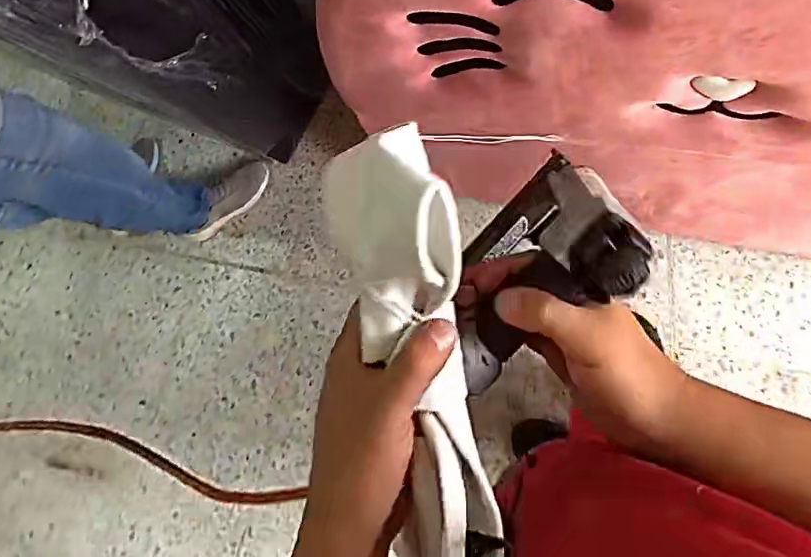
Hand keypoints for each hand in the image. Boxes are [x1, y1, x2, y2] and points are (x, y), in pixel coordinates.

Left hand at [295, 308, 454, 556]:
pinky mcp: (390, 420)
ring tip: (462, 341)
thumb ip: (416, 361)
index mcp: (348, 354)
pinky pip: (414, 390)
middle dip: (424, 324)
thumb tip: (442, 322)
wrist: (353, 528)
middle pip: (394, 332)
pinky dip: (432, 385)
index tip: (438, 282)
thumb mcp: (390, 404)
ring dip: (430, 357)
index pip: (374, 305)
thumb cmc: (359, 464)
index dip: (403, 290)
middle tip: (459, 310)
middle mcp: (359, 368)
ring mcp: (374, 395)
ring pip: (406, 362)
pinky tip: (453, 382)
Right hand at [460, 255, 691, 461]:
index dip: (498, 268)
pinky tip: (486, 336)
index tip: (469, 278)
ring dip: (493, 309)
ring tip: (464, 313)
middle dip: (489, 286)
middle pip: (521, 285)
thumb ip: (544, 311)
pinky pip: (523, 336)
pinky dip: (502, 334)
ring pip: (519, 310)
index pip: (530, 265)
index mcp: (577, 286)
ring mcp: (561, 330)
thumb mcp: (585, 335)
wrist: (656, 425)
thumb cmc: (630, 373)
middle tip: (459, 297)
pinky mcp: (556, 355)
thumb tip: (501, 299)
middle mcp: (566, 302)